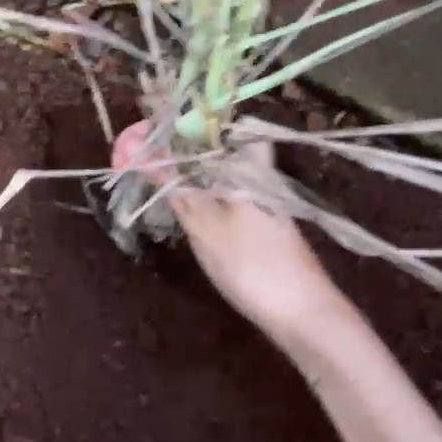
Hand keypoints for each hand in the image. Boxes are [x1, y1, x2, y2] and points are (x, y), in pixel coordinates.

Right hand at [113, 120, 346, 342]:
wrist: (307, 319)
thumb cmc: (251, 264)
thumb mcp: (203, 223)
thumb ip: (171, 184)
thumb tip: (138, 148)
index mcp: (243, 166)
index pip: (206, 124)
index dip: (169, 123)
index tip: (137, 138)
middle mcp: (253, 174)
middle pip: (206, 144)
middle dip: (168, 146)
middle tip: (134, 160)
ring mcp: (257, 197)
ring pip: (211, 167)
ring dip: (179, 168)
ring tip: (148, 177)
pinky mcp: (259, 220)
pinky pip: (218, 188)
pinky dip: (195, 188)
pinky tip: (179, 204)